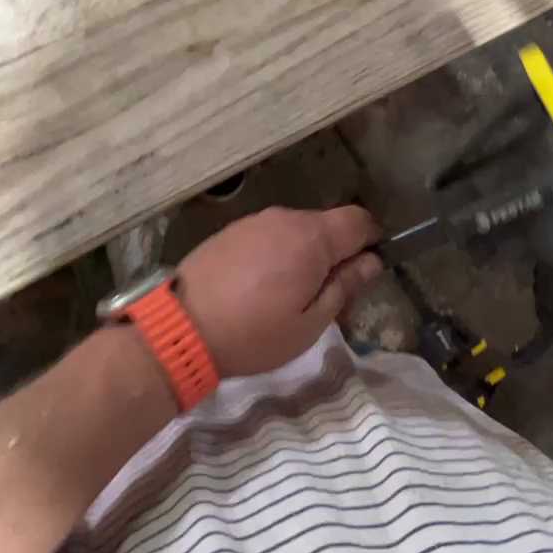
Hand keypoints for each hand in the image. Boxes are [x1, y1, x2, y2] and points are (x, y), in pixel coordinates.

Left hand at [177, 205, 382, 377]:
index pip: (359, 220)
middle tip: (331, 305)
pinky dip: (279, 257)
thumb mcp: (310, 323)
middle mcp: (285, 219)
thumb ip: (344, 286)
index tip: (369, 272)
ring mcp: (255, 222)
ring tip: (293, 303)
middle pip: (328, 227)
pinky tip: (263, 290)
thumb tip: (371, 261)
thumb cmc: (253, 333)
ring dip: (307, 259)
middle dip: (338, 259)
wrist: (179, 329)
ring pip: (298, 233)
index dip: (373, 241)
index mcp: (311, 237)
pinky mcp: (232, 231)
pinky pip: (270, 237)